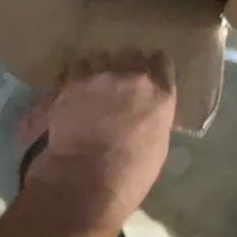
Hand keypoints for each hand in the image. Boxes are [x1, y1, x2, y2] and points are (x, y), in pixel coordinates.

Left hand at [22, 51, 175, 231]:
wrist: (85, 182)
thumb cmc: (129, 176)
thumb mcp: (157, 145)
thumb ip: (154, 116)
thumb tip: (145, 110)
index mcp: (161, 94)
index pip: (162, 61)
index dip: (154, 66)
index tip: (148, 74)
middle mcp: (135, 77)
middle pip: (132, 54)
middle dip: (126, 65)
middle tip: (118, 82)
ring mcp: (103, 76)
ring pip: (102, 56)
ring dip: (99, 68)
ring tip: (93, 84)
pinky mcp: (74, 82)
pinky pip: (77, 66)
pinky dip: (76, 74)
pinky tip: (74, 87)